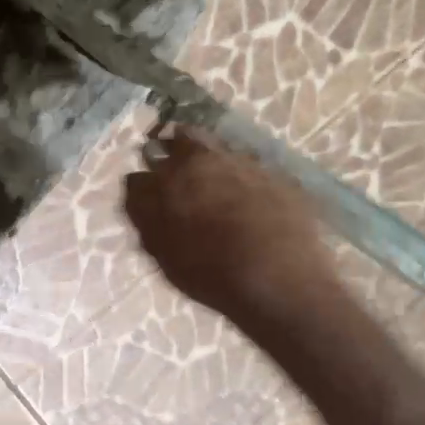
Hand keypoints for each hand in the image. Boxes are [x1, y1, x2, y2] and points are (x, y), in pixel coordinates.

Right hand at [122, 126, 339, 337]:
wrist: (284, 288)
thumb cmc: (208, 269)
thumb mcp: (158, 245)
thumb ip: (141, 207)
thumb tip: (137, 179)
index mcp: (178, 170)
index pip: (150, 152)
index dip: (148, 167)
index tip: (148, 182)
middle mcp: (215, 157)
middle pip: (188, 136)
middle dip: (177, 147)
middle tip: (177, 171)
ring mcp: (255, 167)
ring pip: (223, 151)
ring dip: (213, 162)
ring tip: (213, 190)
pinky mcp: (287, 183)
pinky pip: (256, 171)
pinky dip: (244, 181)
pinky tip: (247, 206)